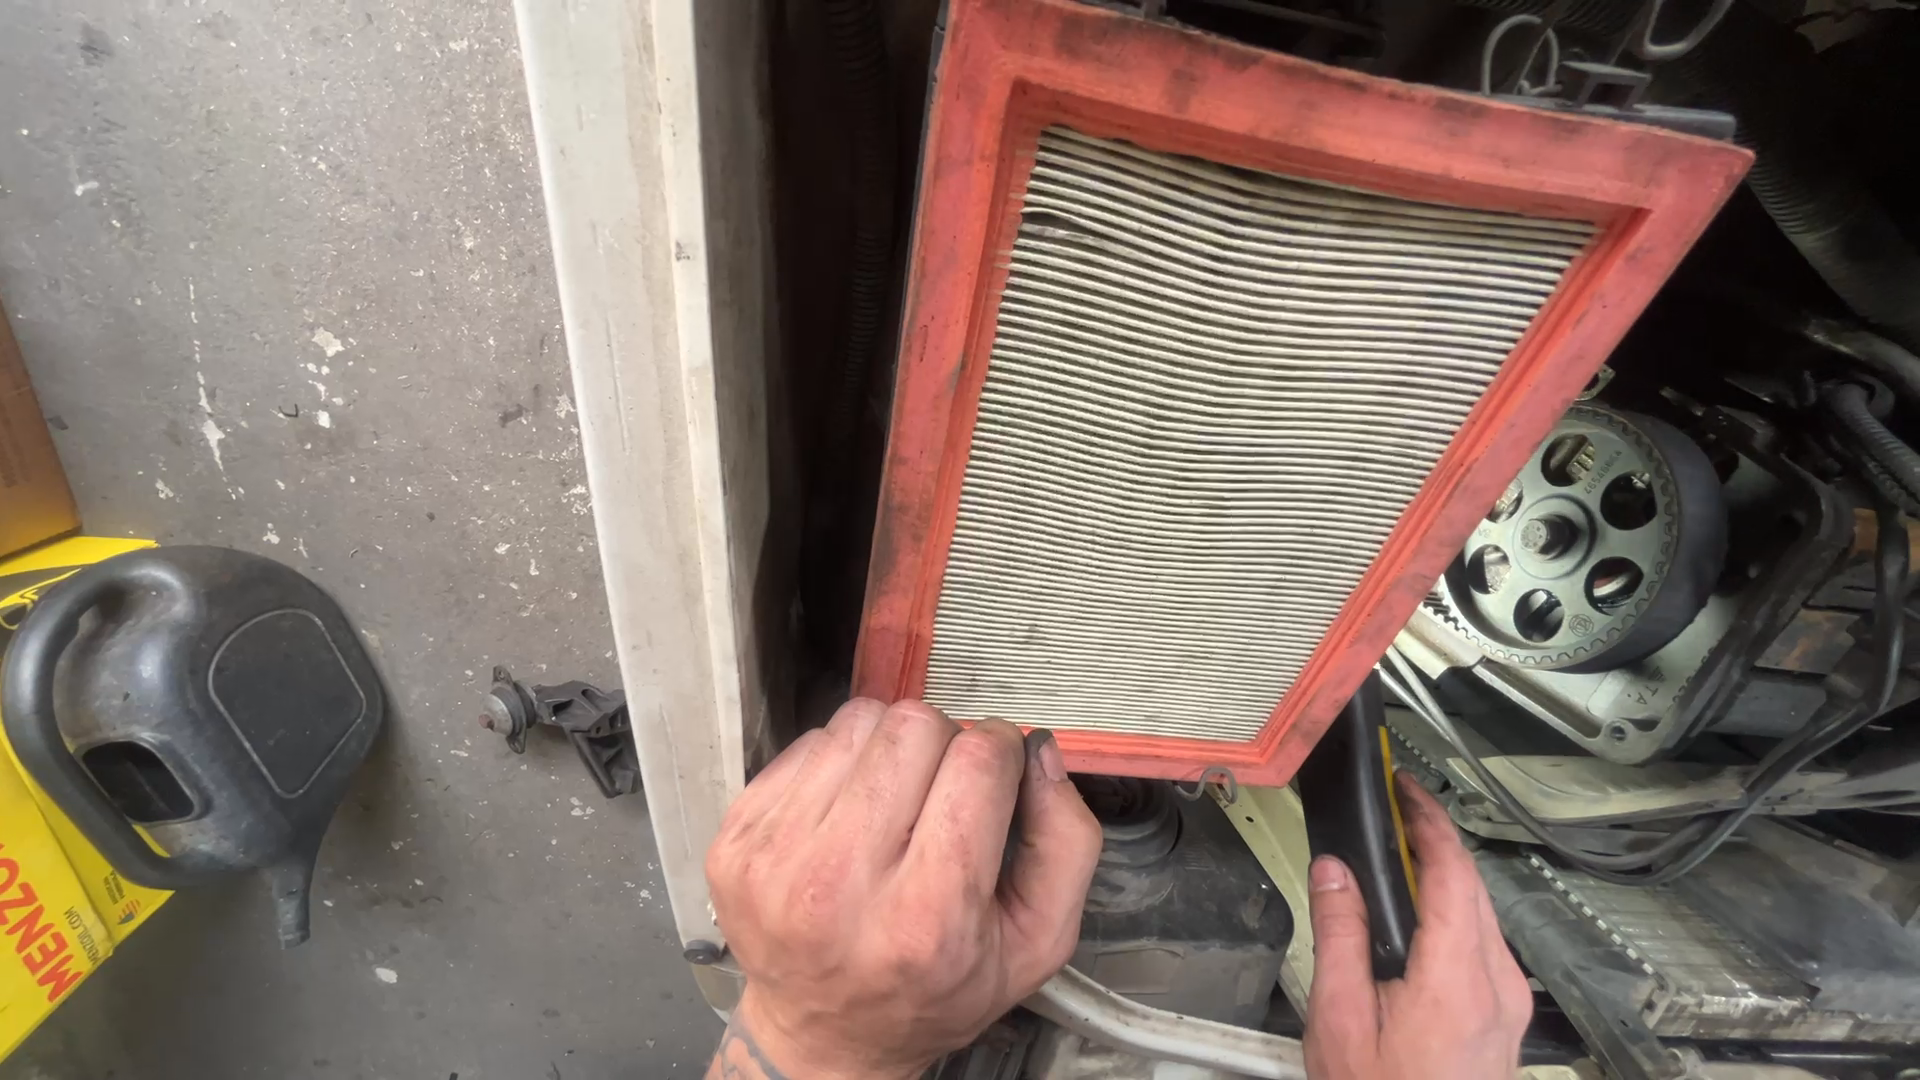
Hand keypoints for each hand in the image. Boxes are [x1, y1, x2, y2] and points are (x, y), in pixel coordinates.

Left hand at [704, 699, 1102, 1078]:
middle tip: (943, 785)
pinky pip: (813, 738)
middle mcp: (839, 883)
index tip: (997, 769)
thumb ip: (1066, 841)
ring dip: (892, 743)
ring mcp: (777, 854)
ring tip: (895, 796)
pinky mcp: (738, 833)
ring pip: (862, 718)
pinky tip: (850, 806)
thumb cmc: (934, 989)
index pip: (977, 761)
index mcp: (926, 917)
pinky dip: (844, 757)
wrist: (822, 1035)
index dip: (1001, 749)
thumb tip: (1037, 748)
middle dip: (946, 739)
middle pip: (915, 725)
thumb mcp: (1035, 941)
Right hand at [1304, 772, 1531, 1079]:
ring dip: (1444, 867)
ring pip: (1482, 909)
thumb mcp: (1340, 1014)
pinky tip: (1419, 897)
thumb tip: (1333, 866)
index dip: (1430, 822)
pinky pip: (1481, 935)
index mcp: (1458, 979)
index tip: (1403, 788)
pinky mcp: (1504, 1013)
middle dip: (1435, 835)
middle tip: (1393, 805)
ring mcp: (1509, 1001)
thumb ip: (1340, 934)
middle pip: (1474, 886)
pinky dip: (1451, 899)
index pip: (1454, 876)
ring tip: (1399, 841)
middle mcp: (1499, 985)